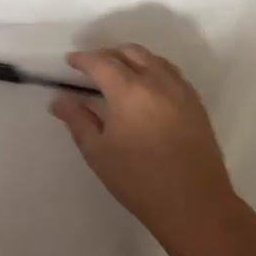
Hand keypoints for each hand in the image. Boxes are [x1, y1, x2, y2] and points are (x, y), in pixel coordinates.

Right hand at [50, 45, 255, 255]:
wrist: (194, 203)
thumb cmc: (138, 179)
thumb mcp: (98, 152)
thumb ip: (77, 120)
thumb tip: (58, 100)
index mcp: (129, 90)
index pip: (101, 62)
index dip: (83, 59)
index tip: (70, 61)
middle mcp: (157, 82)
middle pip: (130, 53)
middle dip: (108, 54)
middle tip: (91, 66)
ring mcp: (181, 91)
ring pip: (154, 59)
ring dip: (132, 58)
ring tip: (118, 73)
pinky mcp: (196, 104)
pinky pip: (171, 73)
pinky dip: (153, 69)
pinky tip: (146, 88)